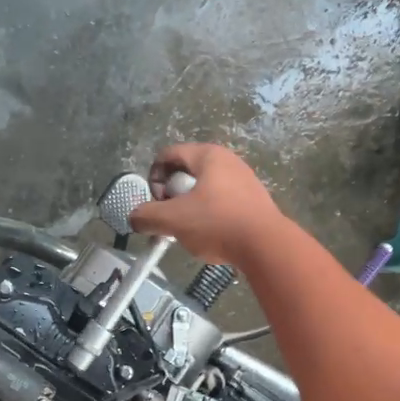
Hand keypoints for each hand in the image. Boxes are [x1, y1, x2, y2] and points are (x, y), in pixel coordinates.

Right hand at [130, 143, 285, 265]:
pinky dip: (210, 215)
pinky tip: (211, 236)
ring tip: (189, 231)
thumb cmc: (217, 224)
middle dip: (172, 195)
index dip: (154, 177)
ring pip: (205, 188)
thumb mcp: (174, 220)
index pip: (169, 154)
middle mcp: (227, 160)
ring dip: (190, 207)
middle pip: (187, 171)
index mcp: (208, 155)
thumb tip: (134, 217)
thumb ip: (148, 216)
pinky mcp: (253, 201)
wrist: (265, 245)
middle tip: (170, 218)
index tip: (156, 204)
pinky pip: (222, 202)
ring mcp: (244, 180)